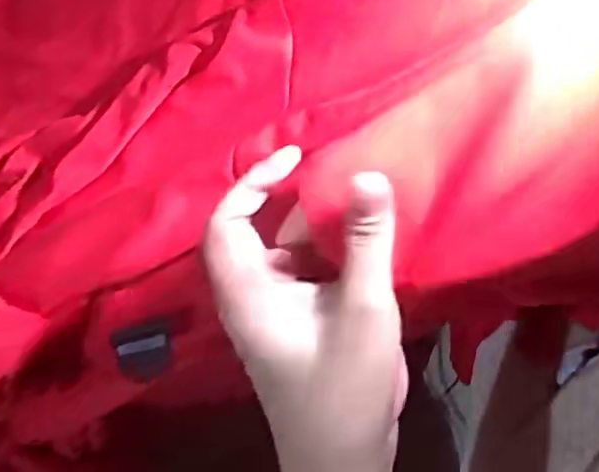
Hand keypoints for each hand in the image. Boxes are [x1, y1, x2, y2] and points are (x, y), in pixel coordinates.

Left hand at [204, 147, 406, 471]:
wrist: (348, 457)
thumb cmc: (344, 385)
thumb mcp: (363, 307)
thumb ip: (367, 239)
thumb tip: (368, 173)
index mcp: (250, 296)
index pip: (226, 228)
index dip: (251, 184)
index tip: (295, 156)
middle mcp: (259, 296)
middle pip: (260, 229)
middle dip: (296, 192)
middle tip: (339, 162)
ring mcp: (285, 306)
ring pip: (293, 244)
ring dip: (322, 214)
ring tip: (363, 186)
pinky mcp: (310, 314)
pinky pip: (317, 261)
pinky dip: (339, 237)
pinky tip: (372, 225)